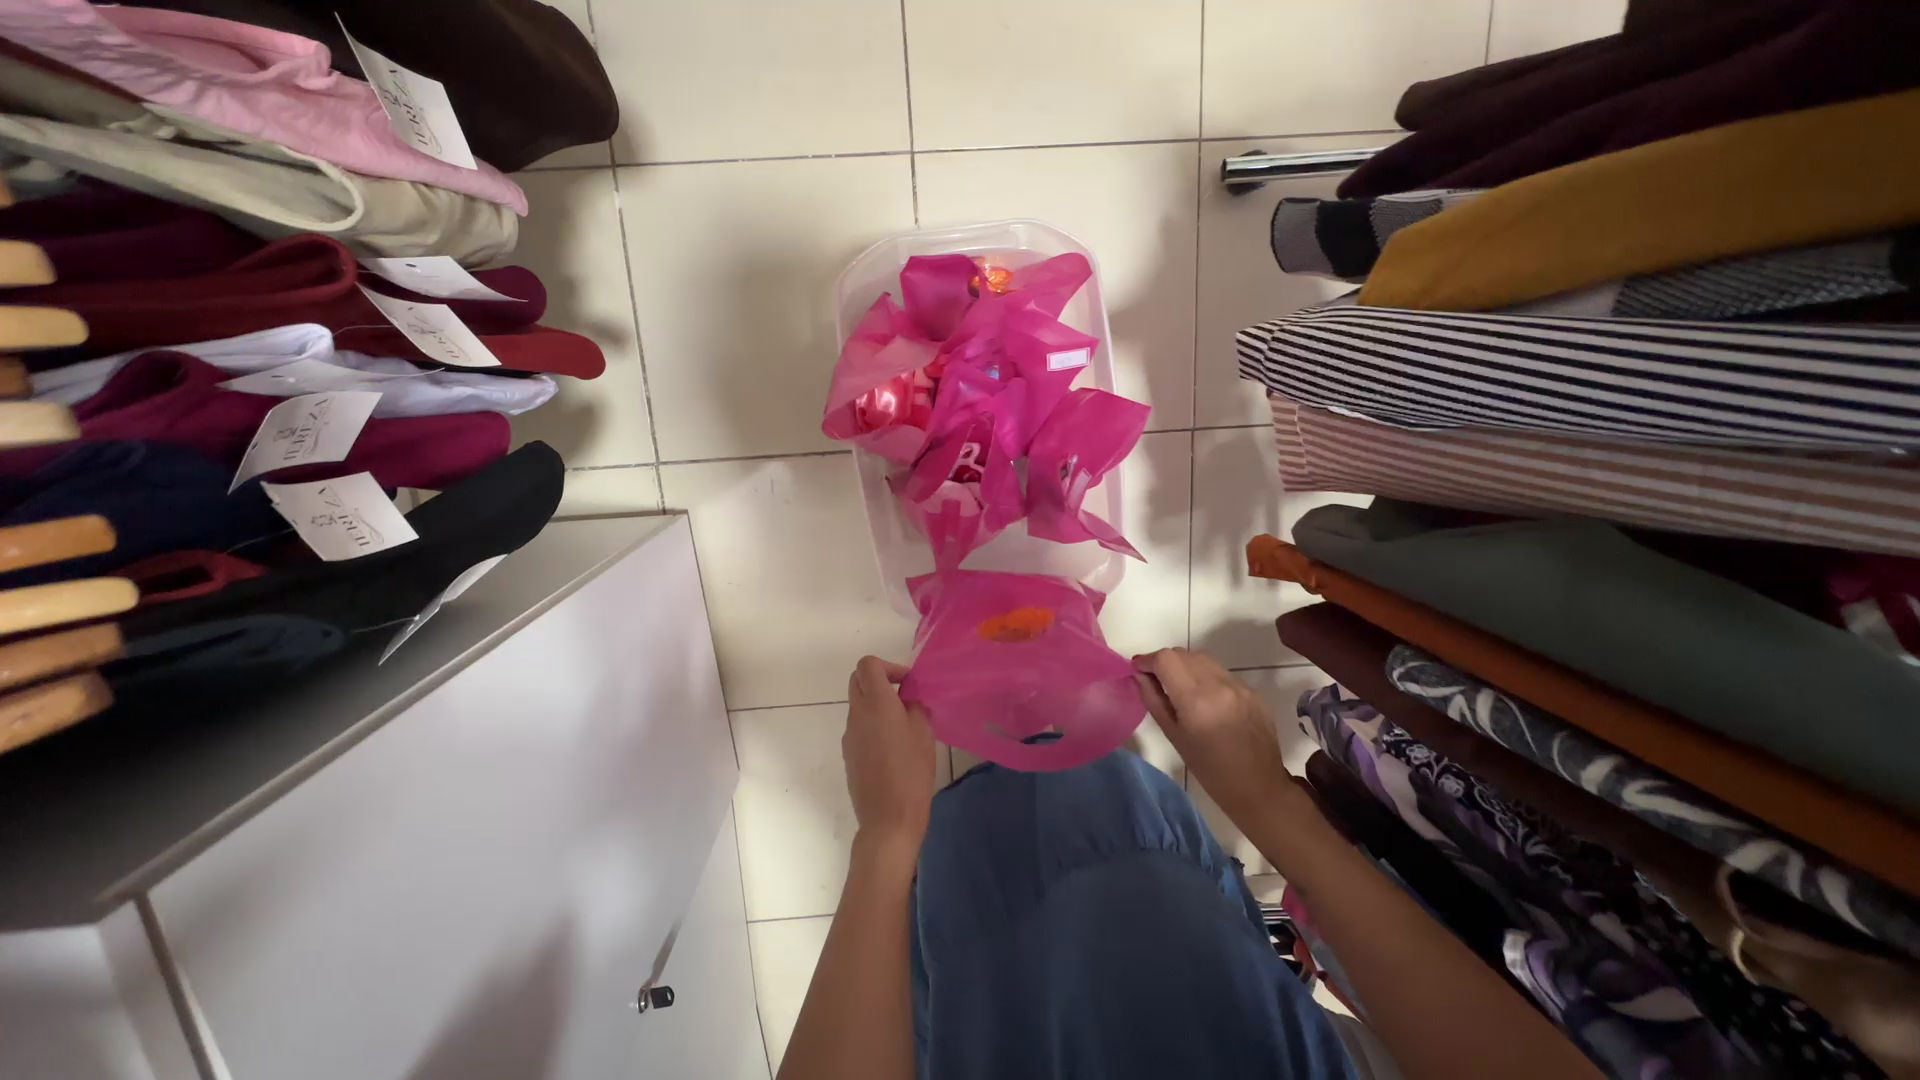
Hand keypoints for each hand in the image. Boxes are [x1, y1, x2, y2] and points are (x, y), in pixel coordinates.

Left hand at [843, 657, 935, 851]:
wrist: (887, 818)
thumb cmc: (912, 773)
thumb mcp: (924, 734)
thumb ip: (915, 707)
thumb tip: (908, 699)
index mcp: (877, 703)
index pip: (868, 664)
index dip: (888, 666)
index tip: (907, 684)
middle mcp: (857, 714)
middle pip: (858, 680)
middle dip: (879, 681)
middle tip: (904, 698)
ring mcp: (849, 735)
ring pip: (858, 705)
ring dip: (876, 705)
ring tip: (903, 727)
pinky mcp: (848, 753)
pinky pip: (859, 727)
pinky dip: (872, 725)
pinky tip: (892, 748)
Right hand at [1134, 648, 1291, 825]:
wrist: (1259, 787)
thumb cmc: (1209, 769)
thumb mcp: (1174, 736)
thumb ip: (1154, 700)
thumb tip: (1139, 675)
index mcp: (1196, 700)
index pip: (1166, 659)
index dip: (1148, 660)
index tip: (1138, 669)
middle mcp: (1220, 685)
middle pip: (1184, 654)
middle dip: (1165, 662)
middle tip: (1156, 680)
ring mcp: (1240, 686)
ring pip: (1204, 660)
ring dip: (1186, 667)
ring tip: (1181, 689)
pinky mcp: (1254, 691)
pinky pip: (1222, 674)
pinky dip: (1207, 678)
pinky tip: (1207, 701)